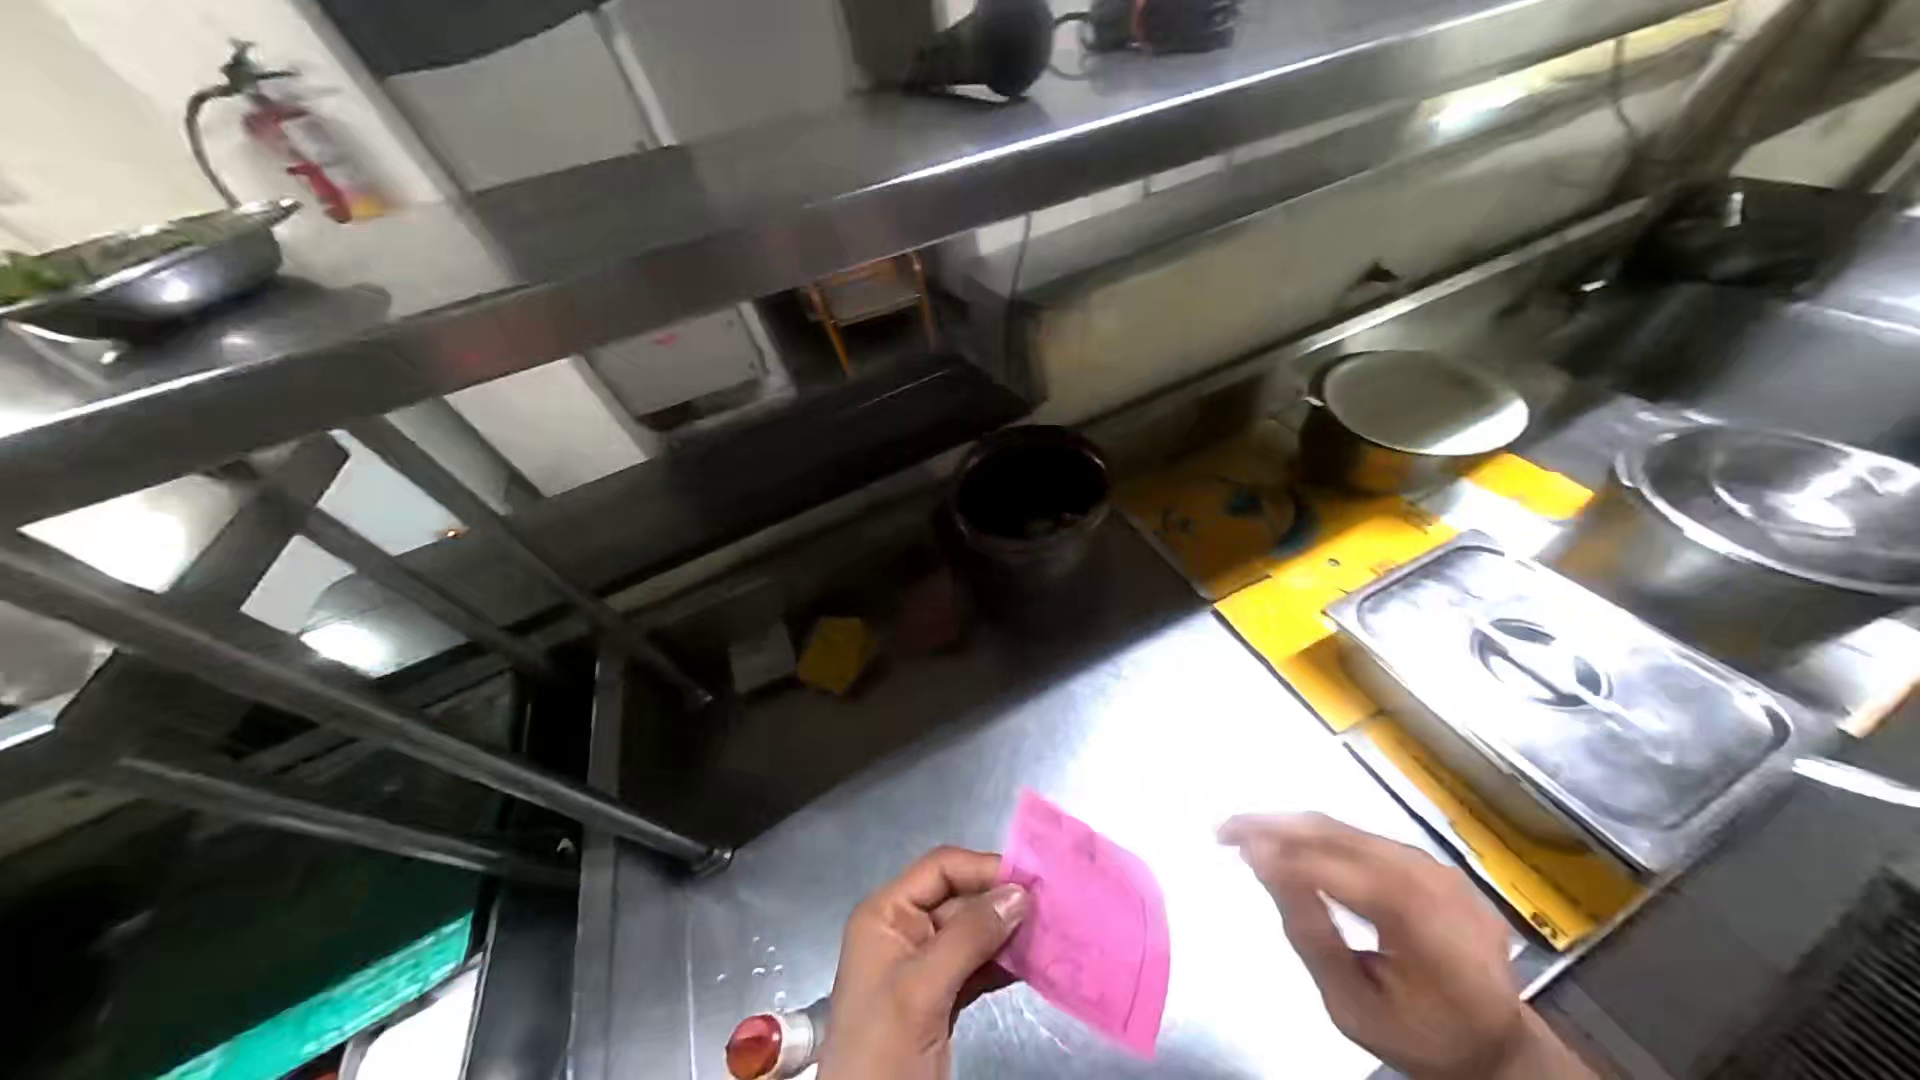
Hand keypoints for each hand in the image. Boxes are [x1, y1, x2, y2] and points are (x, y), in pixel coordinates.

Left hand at [818, 847, 1028, 1079]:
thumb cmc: (881, 1048)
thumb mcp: (920, 989)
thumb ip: (968, 936)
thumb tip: (1020, 893)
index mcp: (886, 914)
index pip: (940, 870)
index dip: (983, 869)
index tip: (1031, 881)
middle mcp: (904, 930)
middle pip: (960, 897)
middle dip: (1002, 901)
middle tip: (1050, 908)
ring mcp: (923, 964)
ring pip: (973, 931)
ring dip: (1008, 932)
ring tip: (1048, 932)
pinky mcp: (941, 996)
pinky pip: (978, 964)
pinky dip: (1004, 962)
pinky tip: (1033, 962)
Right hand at [1219, 814, 1594, 1079]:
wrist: (1494, 1045)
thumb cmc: (1417, 1034)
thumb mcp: (1351, 1004)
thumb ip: (1309, 932)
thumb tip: (1261, 861)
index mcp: (1429, 927)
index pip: (1342, 870)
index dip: (1283, 853)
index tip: (1230, 845)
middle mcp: (1438, 883)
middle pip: (1343, 837)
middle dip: (1277, 827)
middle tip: (1225, 830)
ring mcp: (1440, 869)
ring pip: (1351, 830)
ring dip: (1294, 828)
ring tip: (1249, 834)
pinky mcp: (1434, 863)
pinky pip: (1366, 838)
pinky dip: (1321, 837)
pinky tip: (1292, 845)